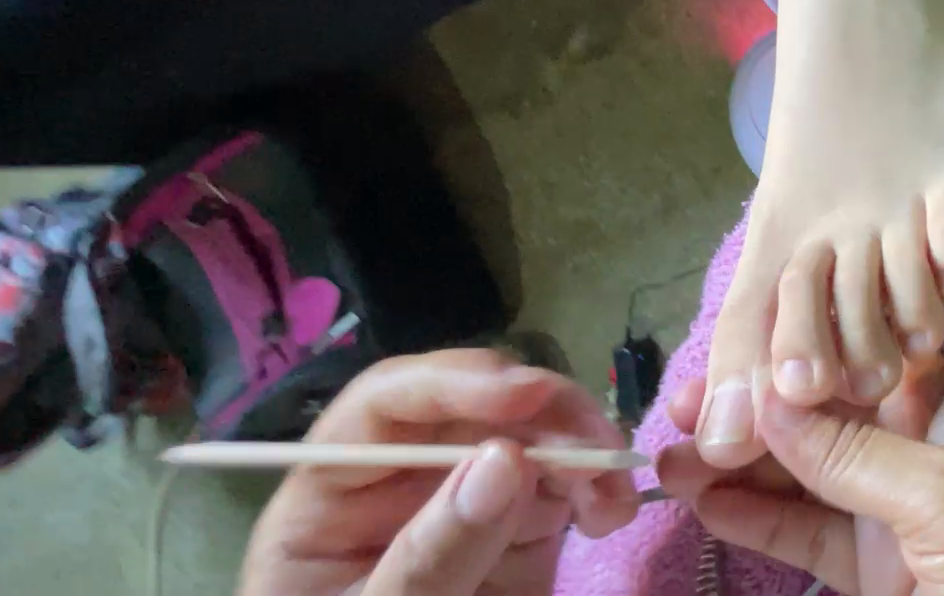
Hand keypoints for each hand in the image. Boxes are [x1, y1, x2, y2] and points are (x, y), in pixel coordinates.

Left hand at [240, 349, 640, 595]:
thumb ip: (428, 560)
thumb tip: (505, 457)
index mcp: (329, 504)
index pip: (385, 404)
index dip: (455, 383)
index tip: (525, 394)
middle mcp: (403, 482)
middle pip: (479, 406)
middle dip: (547, 416)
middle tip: (599, 451)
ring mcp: (469, 497)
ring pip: (536, 431)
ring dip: (586, 447)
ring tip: (614, 497)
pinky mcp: (522, 522)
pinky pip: (568, 478)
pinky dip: (599, 484)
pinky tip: (612, 515)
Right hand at [657, 363, 943, 595]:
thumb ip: (854, 450)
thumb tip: (771, 392)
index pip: (851, 361)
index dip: (786, 360)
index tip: (718, 359)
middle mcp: (920, 440)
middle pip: (822, 417)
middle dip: (750, 412)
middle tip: (674, 408)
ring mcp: (901, 508)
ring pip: (808, 477)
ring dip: (742, 467)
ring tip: (668, 454)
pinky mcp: (886, 570)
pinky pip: (815, 534)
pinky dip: (764, 518)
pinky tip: (710, 501)